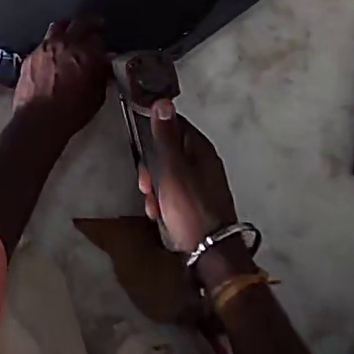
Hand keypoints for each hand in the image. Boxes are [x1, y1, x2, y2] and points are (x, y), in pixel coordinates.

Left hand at [13, 16, 108, 135]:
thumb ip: (101, 74)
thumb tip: (104, 63)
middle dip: (89, 22)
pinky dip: (52, 44)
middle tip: (94, 24)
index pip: (98, 34)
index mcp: (87, 53)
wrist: (39, 120)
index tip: (103, 39)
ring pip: (58, 26)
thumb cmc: (73, 111)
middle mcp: (66, 43)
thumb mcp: (97, 95)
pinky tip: (53, 54)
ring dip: (67, 27)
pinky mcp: (31, 55)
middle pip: (80, 21)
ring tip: (70, 33)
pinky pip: (44, 42)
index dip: (102, 36)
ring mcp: (46, 47)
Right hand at [139, 103, 237, 253]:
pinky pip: (175, 193)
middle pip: (169, 151)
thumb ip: (165, 137)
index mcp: (200, 148)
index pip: (174, 124)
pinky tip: (159, 215)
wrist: (211, 253)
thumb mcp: (172, 170)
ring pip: (169, 174)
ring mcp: (202, 182)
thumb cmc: (190, 207)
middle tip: (146, 186)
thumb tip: (162, 100)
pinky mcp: (198, 201)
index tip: (141, 151)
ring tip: (153, 205)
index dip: (154, 134)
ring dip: (155, 188)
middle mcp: (203, 161)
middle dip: (152, 168)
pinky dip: (164, 201)